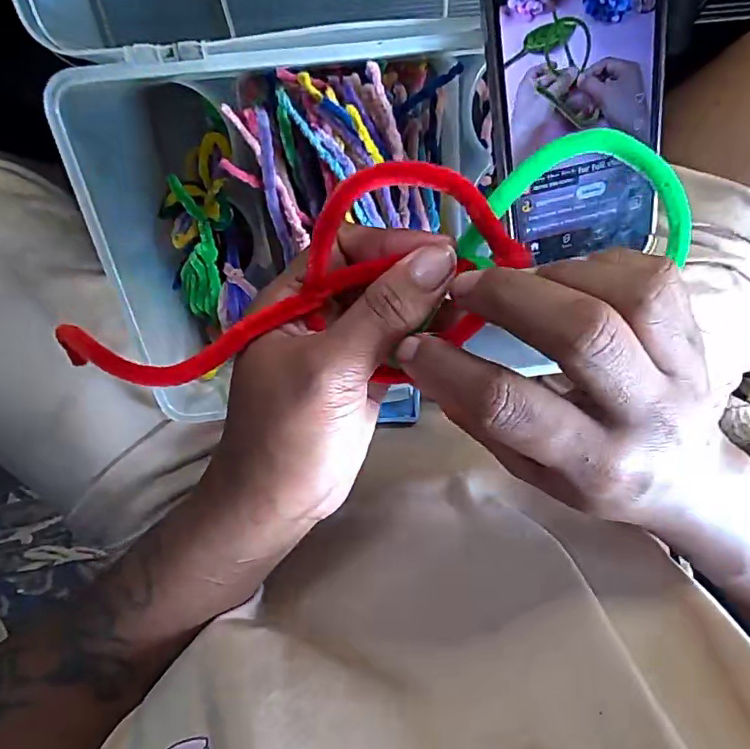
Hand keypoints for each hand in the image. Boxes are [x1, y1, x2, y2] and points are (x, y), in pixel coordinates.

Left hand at [206, 226, 458, 532]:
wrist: (278, 505)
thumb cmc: (288, 434)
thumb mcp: (332, 366)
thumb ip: (383, 311)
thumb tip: (438, 256)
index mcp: (293, 298)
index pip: (345, 247)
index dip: (390, 243)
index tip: (440, 250)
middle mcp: (321, 313)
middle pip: (375, 275)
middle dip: (418, 273)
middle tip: (468, 277)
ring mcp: (347, 344)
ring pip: (394, 308)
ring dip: (429, 305)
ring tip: (471, 304)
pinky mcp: (369, 373)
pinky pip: (403, 343)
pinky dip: (429, 338)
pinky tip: (459, 334)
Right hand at [394, 248, 728, 531]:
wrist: (689, 478)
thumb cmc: (598, 479)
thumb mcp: (534, 473)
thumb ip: (485, 423)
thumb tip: (427, 362)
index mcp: (595, 464)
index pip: (514, 408)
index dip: (453, 368)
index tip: (416, 343)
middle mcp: (647, 416)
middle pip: (584, 334)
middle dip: (510, 297)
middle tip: (465, 286)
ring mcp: (682, 369)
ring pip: (629, 294)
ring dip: (558, 275)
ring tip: (523, 282)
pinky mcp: (698, 332)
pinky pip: (653, 275)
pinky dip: (598, 264)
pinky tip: (570, 278)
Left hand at [509, 64, 578, 163]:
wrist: (527, 143)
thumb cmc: (532, 117)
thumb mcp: (546, 96)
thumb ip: (561, 83)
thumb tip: (573, 70)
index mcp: (527, 86)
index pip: (535, 72)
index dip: (546, 67)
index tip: (559, 66)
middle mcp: (533, 96)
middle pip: (548, 83)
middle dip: (563, 81)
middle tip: (577, 80)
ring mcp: (541, 108)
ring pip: (557, 96)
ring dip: (569, 94)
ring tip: (581, 92)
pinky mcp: (549, 120)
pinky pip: (561, 109)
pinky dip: (570, 106)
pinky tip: (580, 106)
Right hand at [579, 57, 648, 140]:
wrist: (634, 131)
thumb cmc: (620, 107)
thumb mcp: (602, 92)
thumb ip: (588, 82)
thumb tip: (579, 79)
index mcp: (627, 68)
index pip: (604, 62)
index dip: (590, 71)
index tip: (579, 83)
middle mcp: (629, 76)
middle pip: (605, 75)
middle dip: (591, 85)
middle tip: (581, 94)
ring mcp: (628, 89)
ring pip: (606, 87)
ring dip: (594, 94)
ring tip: (586, 104)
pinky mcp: (625, 102)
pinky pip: (609, 97)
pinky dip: (600, 101)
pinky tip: (593, 110)